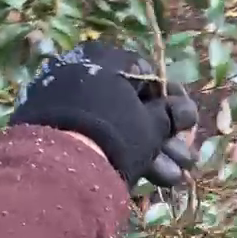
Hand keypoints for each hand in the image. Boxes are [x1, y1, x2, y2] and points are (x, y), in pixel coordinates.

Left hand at [12, 41, 199, 185]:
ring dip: (150, 152)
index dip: (174, 103)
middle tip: (184, 161)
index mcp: (106, 58)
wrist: (58, 167)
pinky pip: (93, 136)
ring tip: (170, 179)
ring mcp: (62, 101)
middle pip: (133, 106)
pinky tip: (144, 178)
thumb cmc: (114, 135)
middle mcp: (81, 72)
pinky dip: (118, 154)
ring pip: (116, 125)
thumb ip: (173, 115)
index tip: (187, 125)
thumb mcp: (153, 125)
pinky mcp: (49, 128)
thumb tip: (186, 111)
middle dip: (164, 137)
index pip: (149, 76)